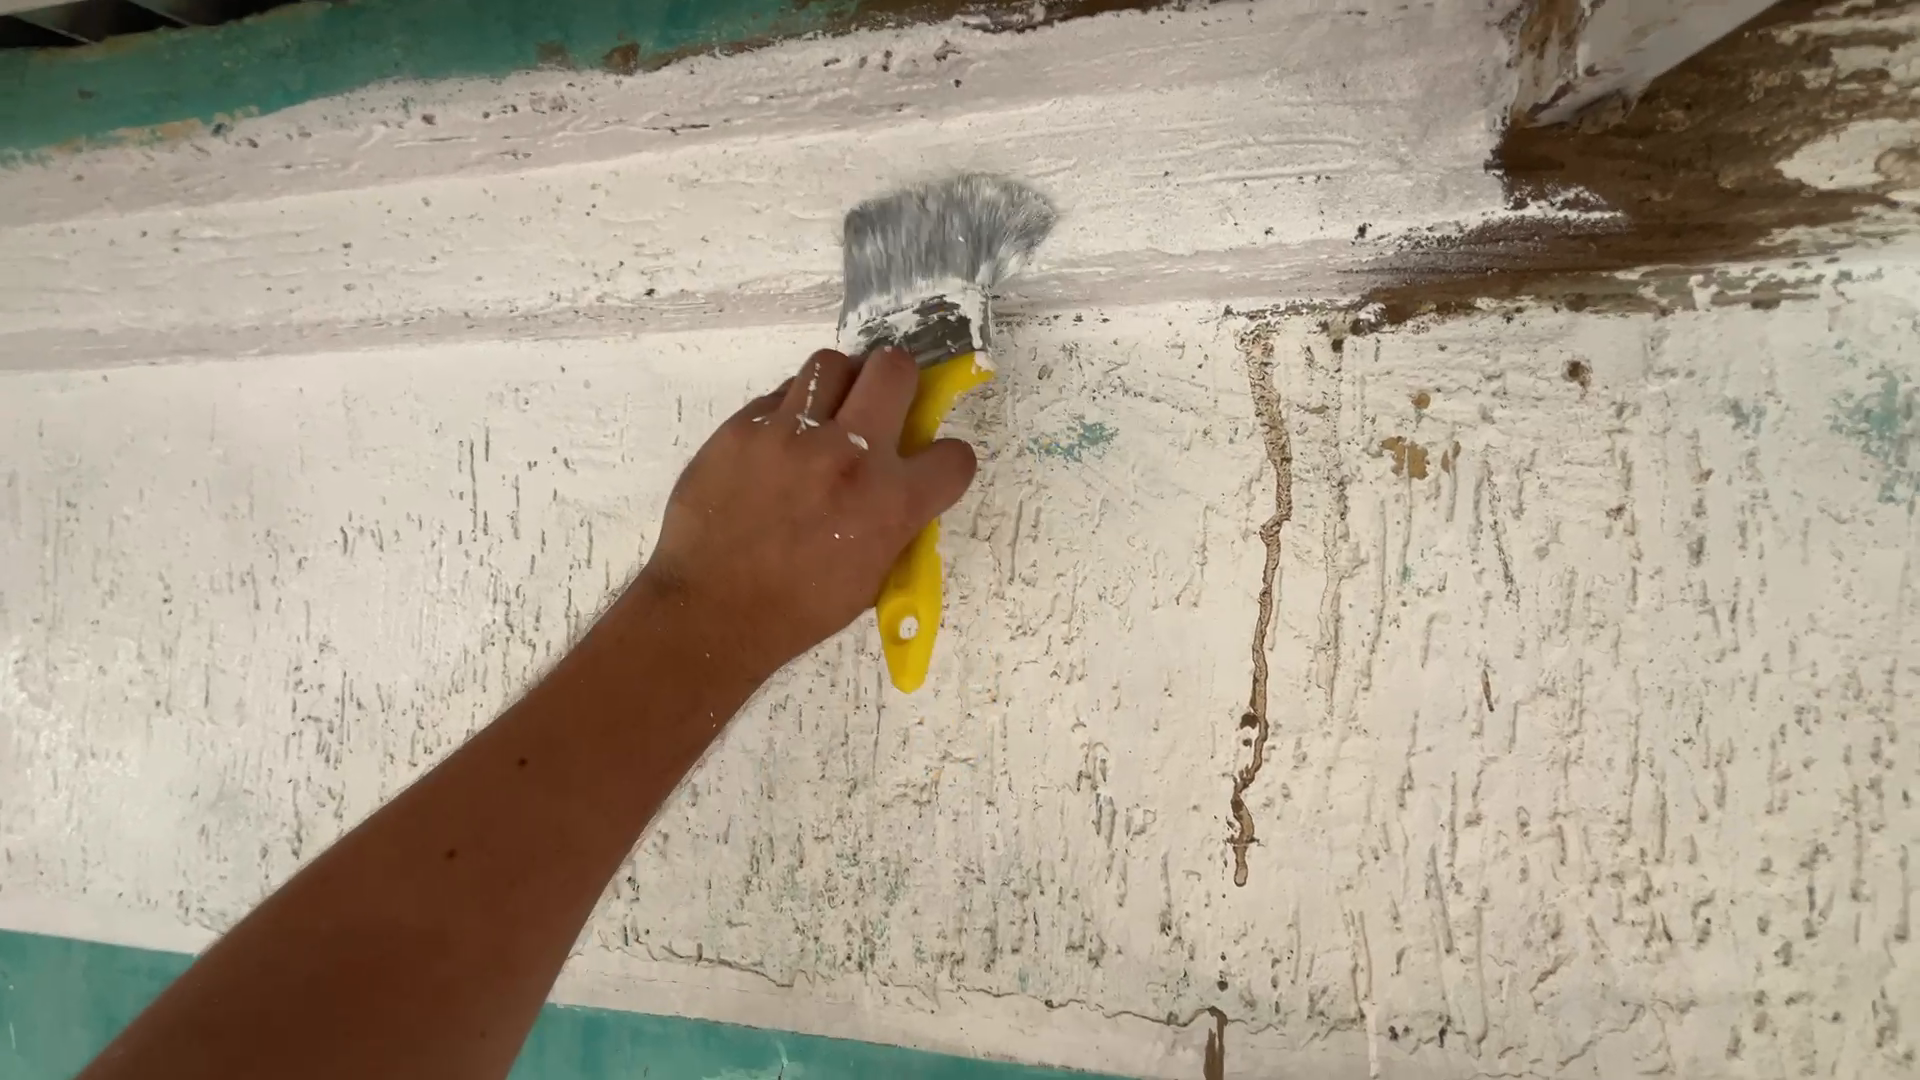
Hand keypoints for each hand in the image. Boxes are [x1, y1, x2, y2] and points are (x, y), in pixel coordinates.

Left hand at [632, 348, 977, 681]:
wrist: (712, 610)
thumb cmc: (800, 608)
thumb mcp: (873, 576)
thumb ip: (896, 522)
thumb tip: (900, 485)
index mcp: (891, 502)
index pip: (955, 455)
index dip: (946, 462)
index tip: (929, 468)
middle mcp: (849, 453)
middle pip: (895, 368)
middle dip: (898, 382)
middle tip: (882, 405)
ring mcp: (792, 433)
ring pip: (832, 363)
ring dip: (841, 385)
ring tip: (827, 416)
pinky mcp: (743, 427)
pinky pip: (779, 396)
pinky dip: (789, 414)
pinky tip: (779, 446)